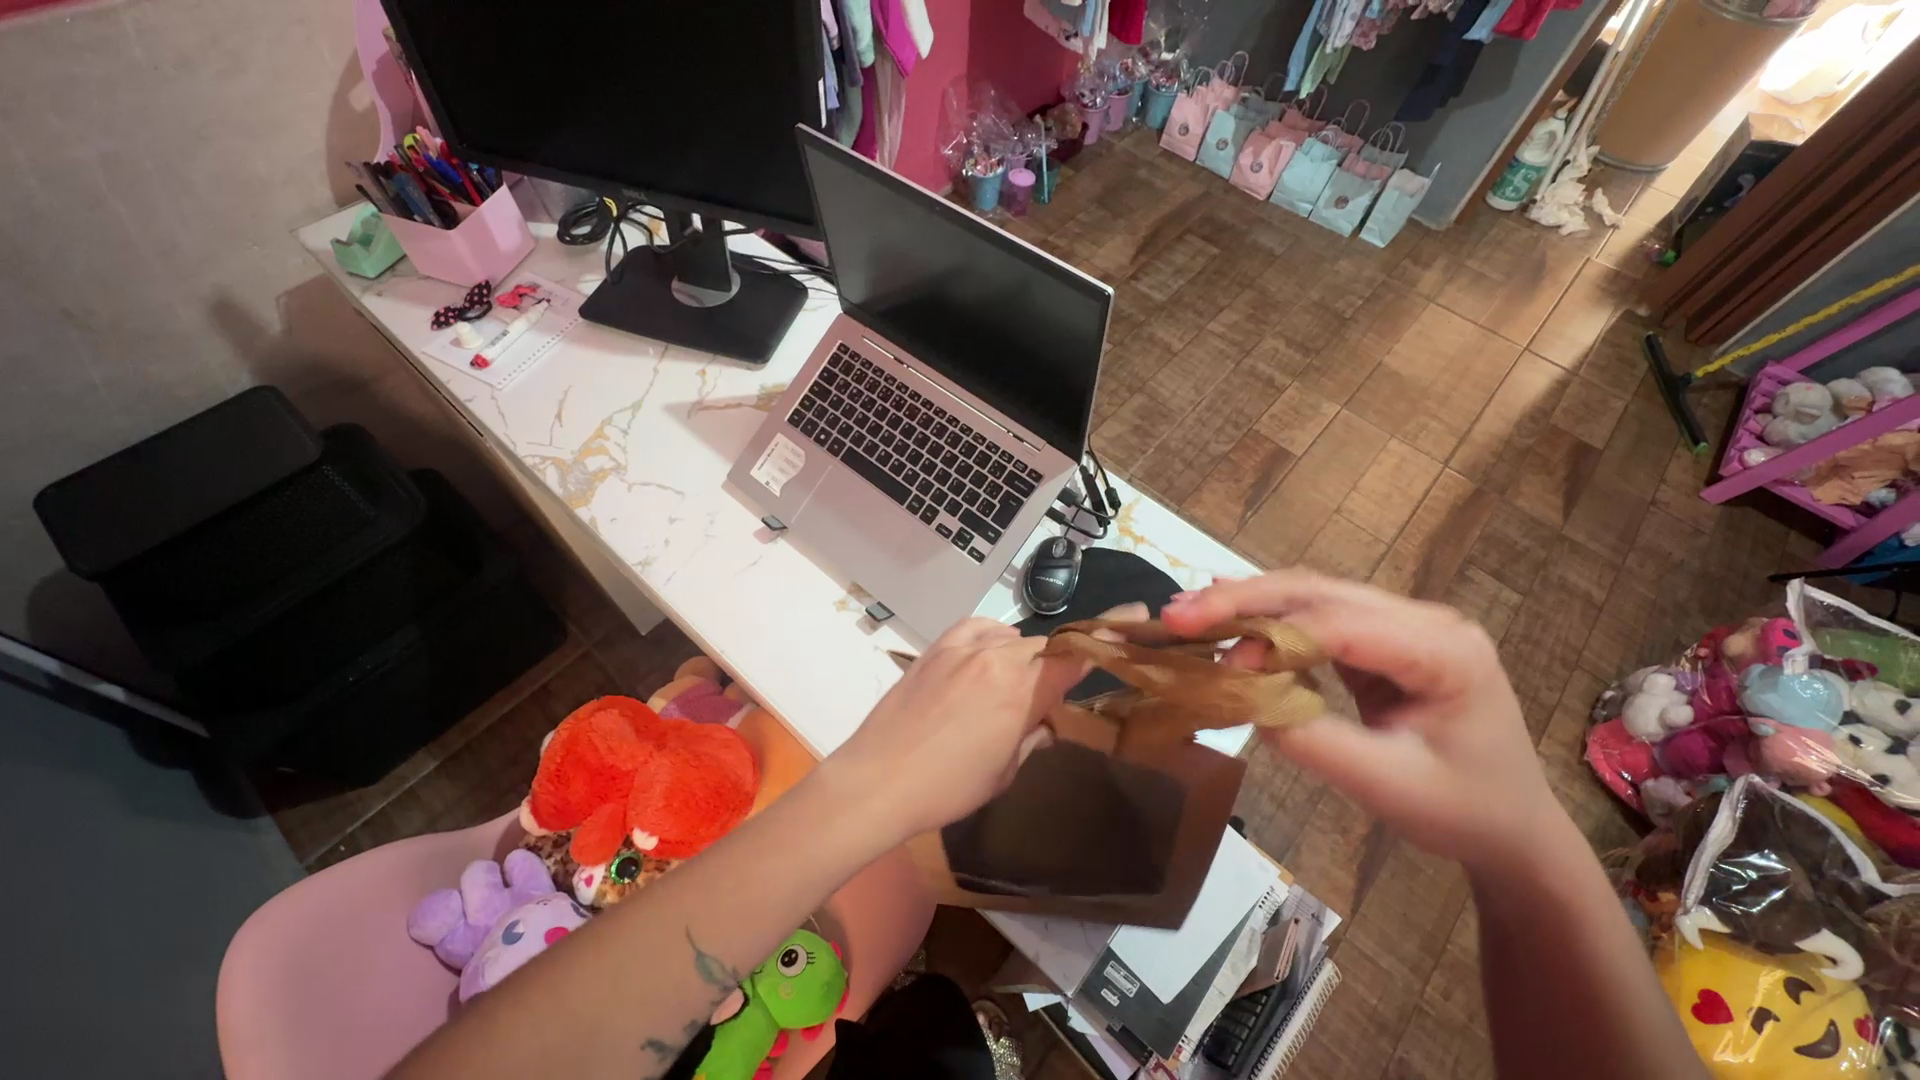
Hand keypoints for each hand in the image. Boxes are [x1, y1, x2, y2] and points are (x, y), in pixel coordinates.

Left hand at [825, 618, 1089, 839]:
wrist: (879, 779)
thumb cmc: (948, 787)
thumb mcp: (1004, 772)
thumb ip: (1031, 738)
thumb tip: (1046, 724)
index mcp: (1021, 691)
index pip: (1071, 660)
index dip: (1095, 653)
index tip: (1111, 648)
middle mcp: (996, 659)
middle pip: (1042, 647)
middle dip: (1054, 666)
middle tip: (1050, 695)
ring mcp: (962, 649)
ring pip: (1010, 637)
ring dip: (1023, 654)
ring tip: (1017, 679)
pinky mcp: (935, 650)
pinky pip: (974, 627)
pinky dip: (990, 635)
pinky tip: (991, 650)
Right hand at [1162, 572, 1567, 874]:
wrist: (1512, 829)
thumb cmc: (1461, 811)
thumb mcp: (1384, 784)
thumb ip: (1310, 738)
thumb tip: (1241, 696)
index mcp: (1443, 650)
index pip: (1341, 624)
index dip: (1272, 637)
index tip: (1218, 665)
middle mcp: (1425, 619)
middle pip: (1320, 592)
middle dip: (1244, 599)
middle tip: (1177, 613)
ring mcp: (1404, 624)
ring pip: (1312, 595)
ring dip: (1248, 602)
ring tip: (1188, 611)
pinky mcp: (1382, 640)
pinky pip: (1317, 617)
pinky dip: (1268, 617)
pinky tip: (1226, 610)